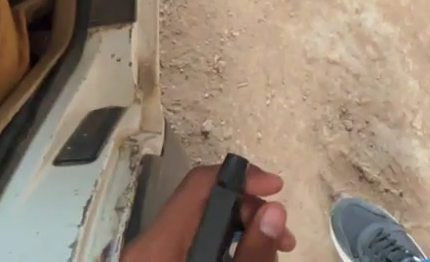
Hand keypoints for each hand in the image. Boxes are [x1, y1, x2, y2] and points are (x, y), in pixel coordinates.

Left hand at [120, 161, 296, 261]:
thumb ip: (248, 252)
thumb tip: (275, 209)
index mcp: (157, 242)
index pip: (201, 182)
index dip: (241, 176)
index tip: (275, 186)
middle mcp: (147, 244)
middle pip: (203, 203)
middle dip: (248, 210)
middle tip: (281, 234)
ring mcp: (148, 257)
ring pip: (199, 226)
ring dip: (238, 230)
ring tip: (270, 248)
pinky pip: (191, 243)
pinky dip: (220, 245)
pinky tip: (243, 256)